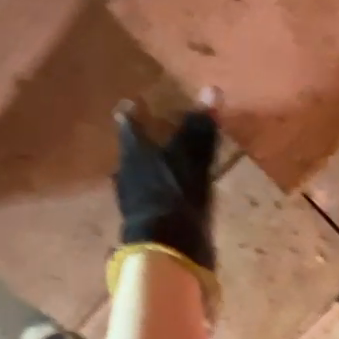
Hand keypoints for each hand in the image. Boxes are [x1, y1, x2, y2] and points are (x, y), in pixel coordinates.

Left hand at [113, 92, 219, 271]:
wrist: (167, 249)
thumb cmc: (176, 194)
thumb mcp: (192, 157)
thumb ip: (199, 127)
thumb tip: (212, 89)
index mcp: (134, 151)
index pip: (129, 124)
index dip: (132, 114)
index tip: (134, 105)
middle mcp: (126, 173)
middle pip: (130, 152)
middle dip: (140, 145)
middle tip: (150, 137)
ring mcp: (131, 204)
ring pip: (136, 179)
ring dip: (147, 174)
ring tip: (160, 170)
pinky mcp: (142, 228)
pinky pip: (149, 204)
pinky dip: (157, 199)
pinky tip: (167, 202)